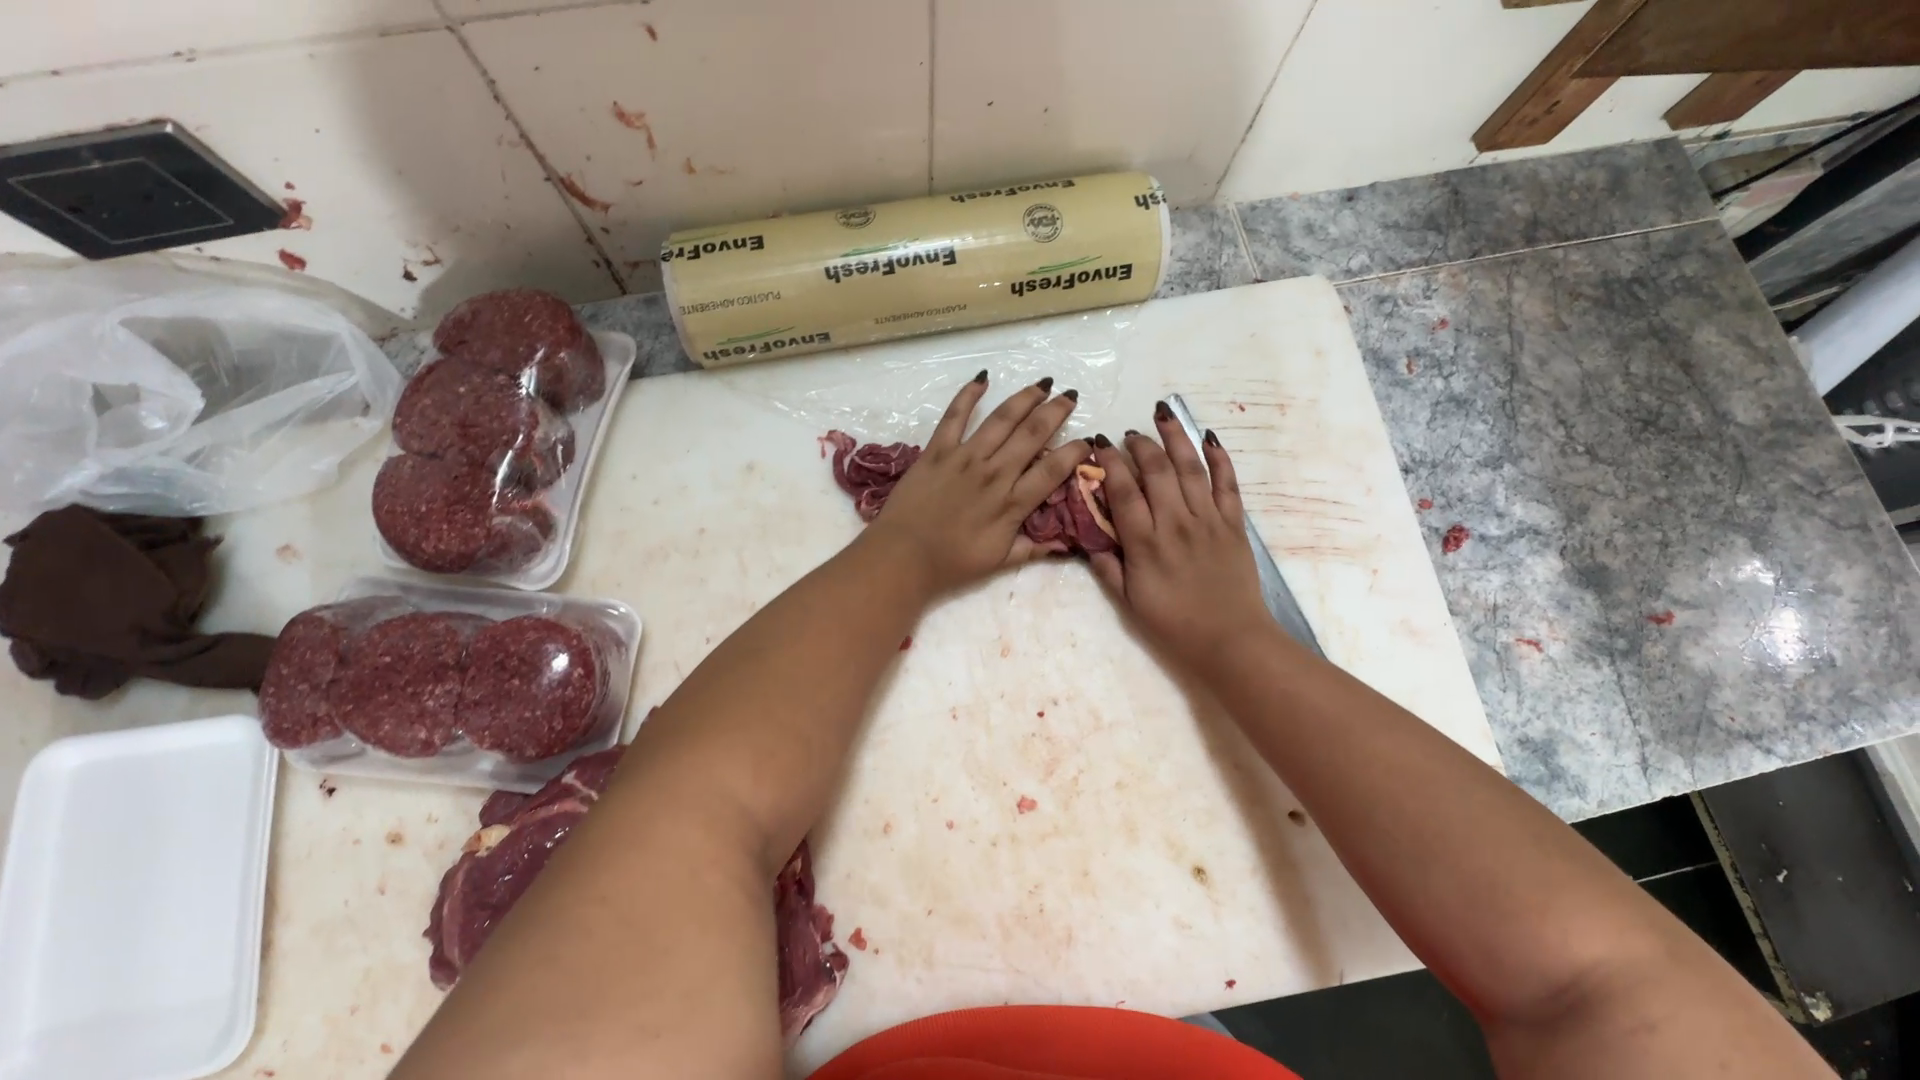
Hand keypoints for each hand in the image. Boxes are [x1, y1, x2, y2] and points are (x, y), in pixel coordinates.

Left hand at [865, 372, 1091, 594]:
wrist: (903, 557)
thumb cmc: (952, 564)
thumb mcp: (1000, 562)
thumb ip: (1034, 549)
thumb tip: (1066, 546)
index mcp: (1013, 502)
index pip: (1054, 469)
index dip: (1076, 452)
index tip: (1088, 441)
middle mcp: (994, 473)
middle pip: (1033, 434)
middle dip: (1056, 411)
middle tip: (1070, 396)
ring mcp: (965, 458)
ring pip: (1002, 419)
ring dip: (1025, 398)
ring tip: (1042, 384)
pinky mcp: (937, 450)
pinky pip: (955, 416)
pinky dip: (968, 394)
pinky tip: (982, 379)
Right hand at [1087, 403, 1276, 677]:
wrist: (1231, 640)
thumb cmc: (1174, 626)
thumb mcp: (1128, 603)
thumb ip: (1108, 568)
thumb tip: (1090, 540)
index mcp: (1145, 544)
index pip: (1123, 491)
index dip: (1109, 462)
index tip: (1099, 444)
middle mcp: (1176, 524)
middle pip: (1156, 470)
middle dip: (1140, 445)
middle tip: (1129, 434)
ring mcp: (1208, 521)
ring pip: (1190, 468)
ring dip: (1175, 438)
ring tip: (1163, 414)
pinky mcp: (1234, 524)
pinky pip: (1228, 483)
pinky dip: (1220, 458)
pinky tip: (1209, 438)